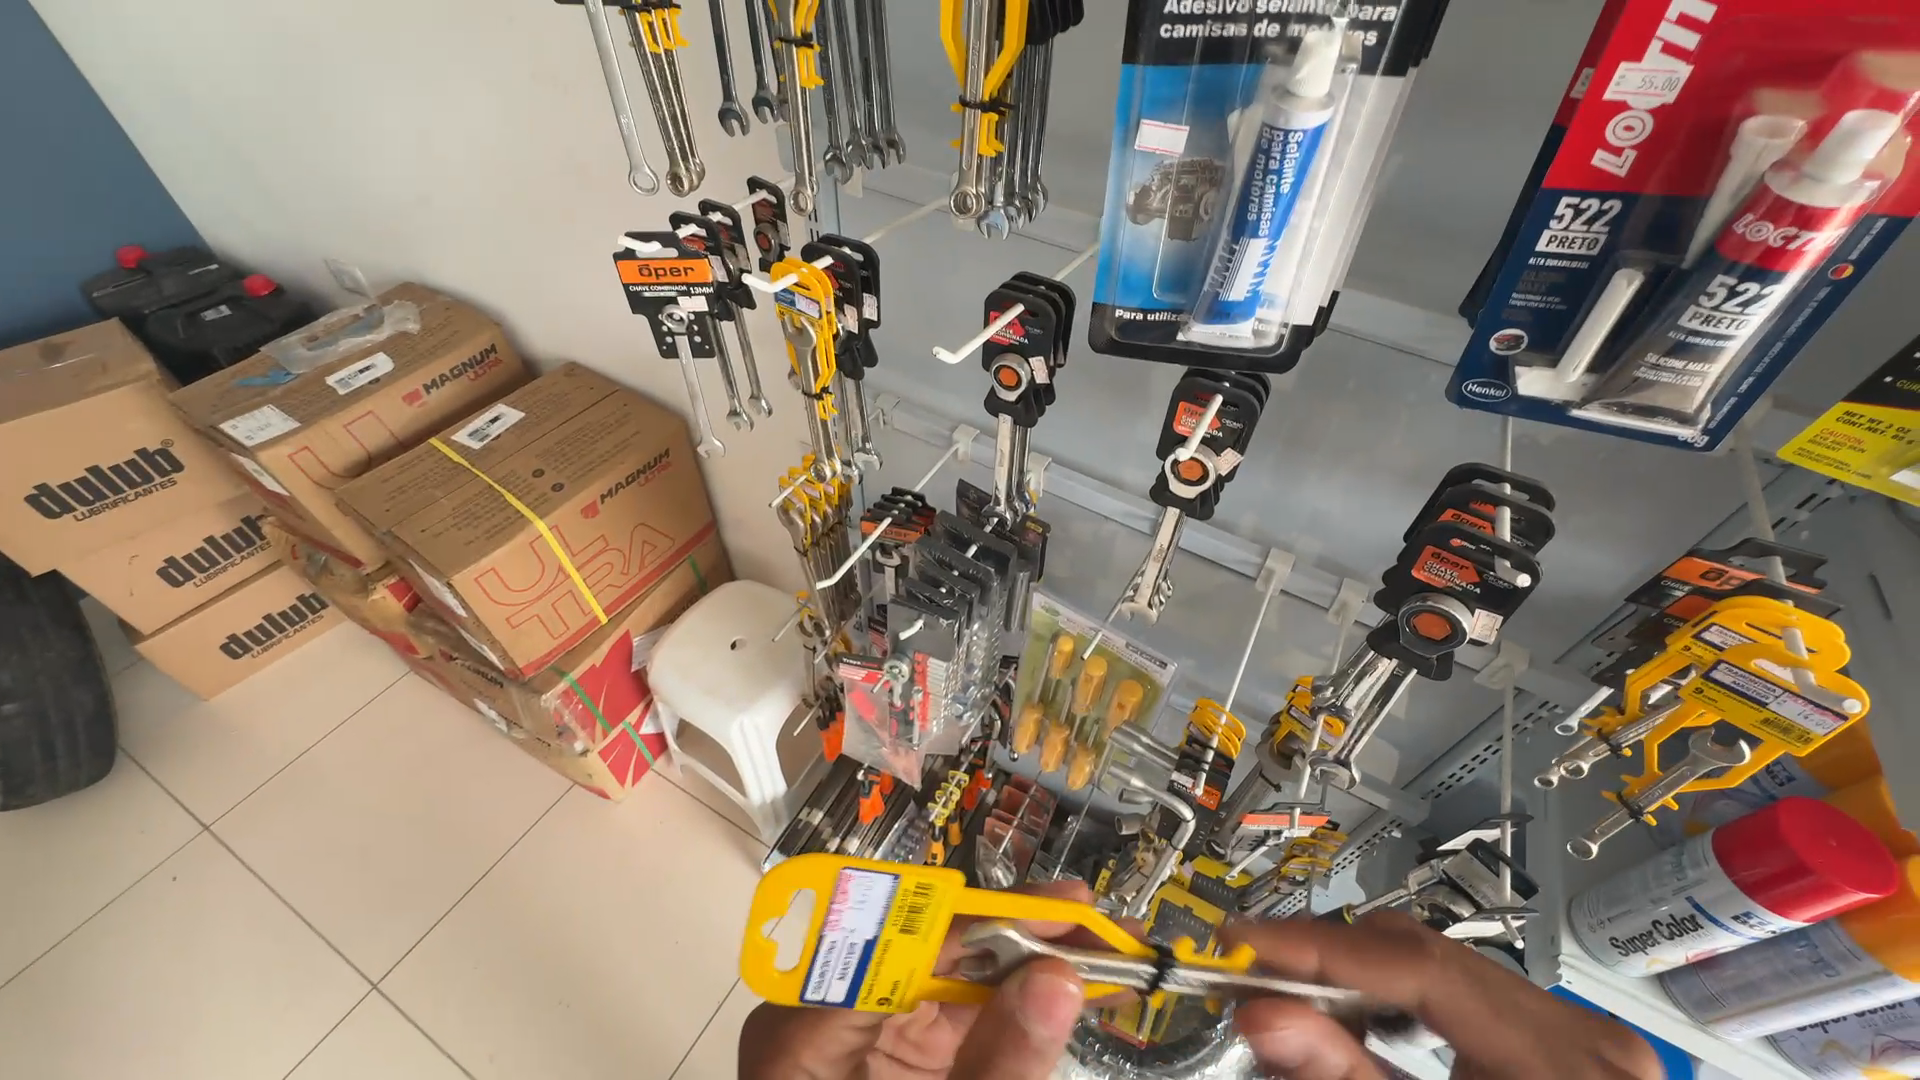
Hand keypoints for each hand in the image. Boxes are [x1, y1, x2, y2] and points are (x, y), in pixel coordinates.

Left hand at [737, 881, 1091, 1079]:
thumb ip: (997, 1069)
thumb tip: (1062, 977)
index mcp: (805, 1031)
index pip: (904, 942)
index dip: (992, 917)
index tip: (1070, 908)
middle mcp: (826, 1008)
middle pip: (929, 944)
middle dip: (1021, 931)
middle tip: (1101, 926)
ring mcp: (860, 1024)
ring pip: (948, 968)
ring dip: (1024, 959)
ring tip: (1101, 951)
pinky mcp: (890, 1044)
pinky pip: (950, 1006)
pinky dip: (1006, 1000)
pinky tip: (1059, 986)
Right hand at [1221, 912, 1662, 1079]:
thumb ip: (1345, 1078)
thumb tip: (1259, 1014)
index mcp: (1558, 1059)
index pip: (1414, 964)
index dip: (1318, 948)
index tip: (1239, 940)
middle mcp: (1572, 1027)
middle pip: (1413, 951)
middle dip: (1321, 959)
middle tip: (1248, 974)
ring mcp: (1566, 1028)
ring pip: (1423, 960)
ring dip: (1347, 976)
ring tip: (1291, 1005)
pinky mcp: (1548, 1037)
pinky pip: (1446, 988)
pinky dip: (1387, 999)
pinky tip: (1354, 1024)